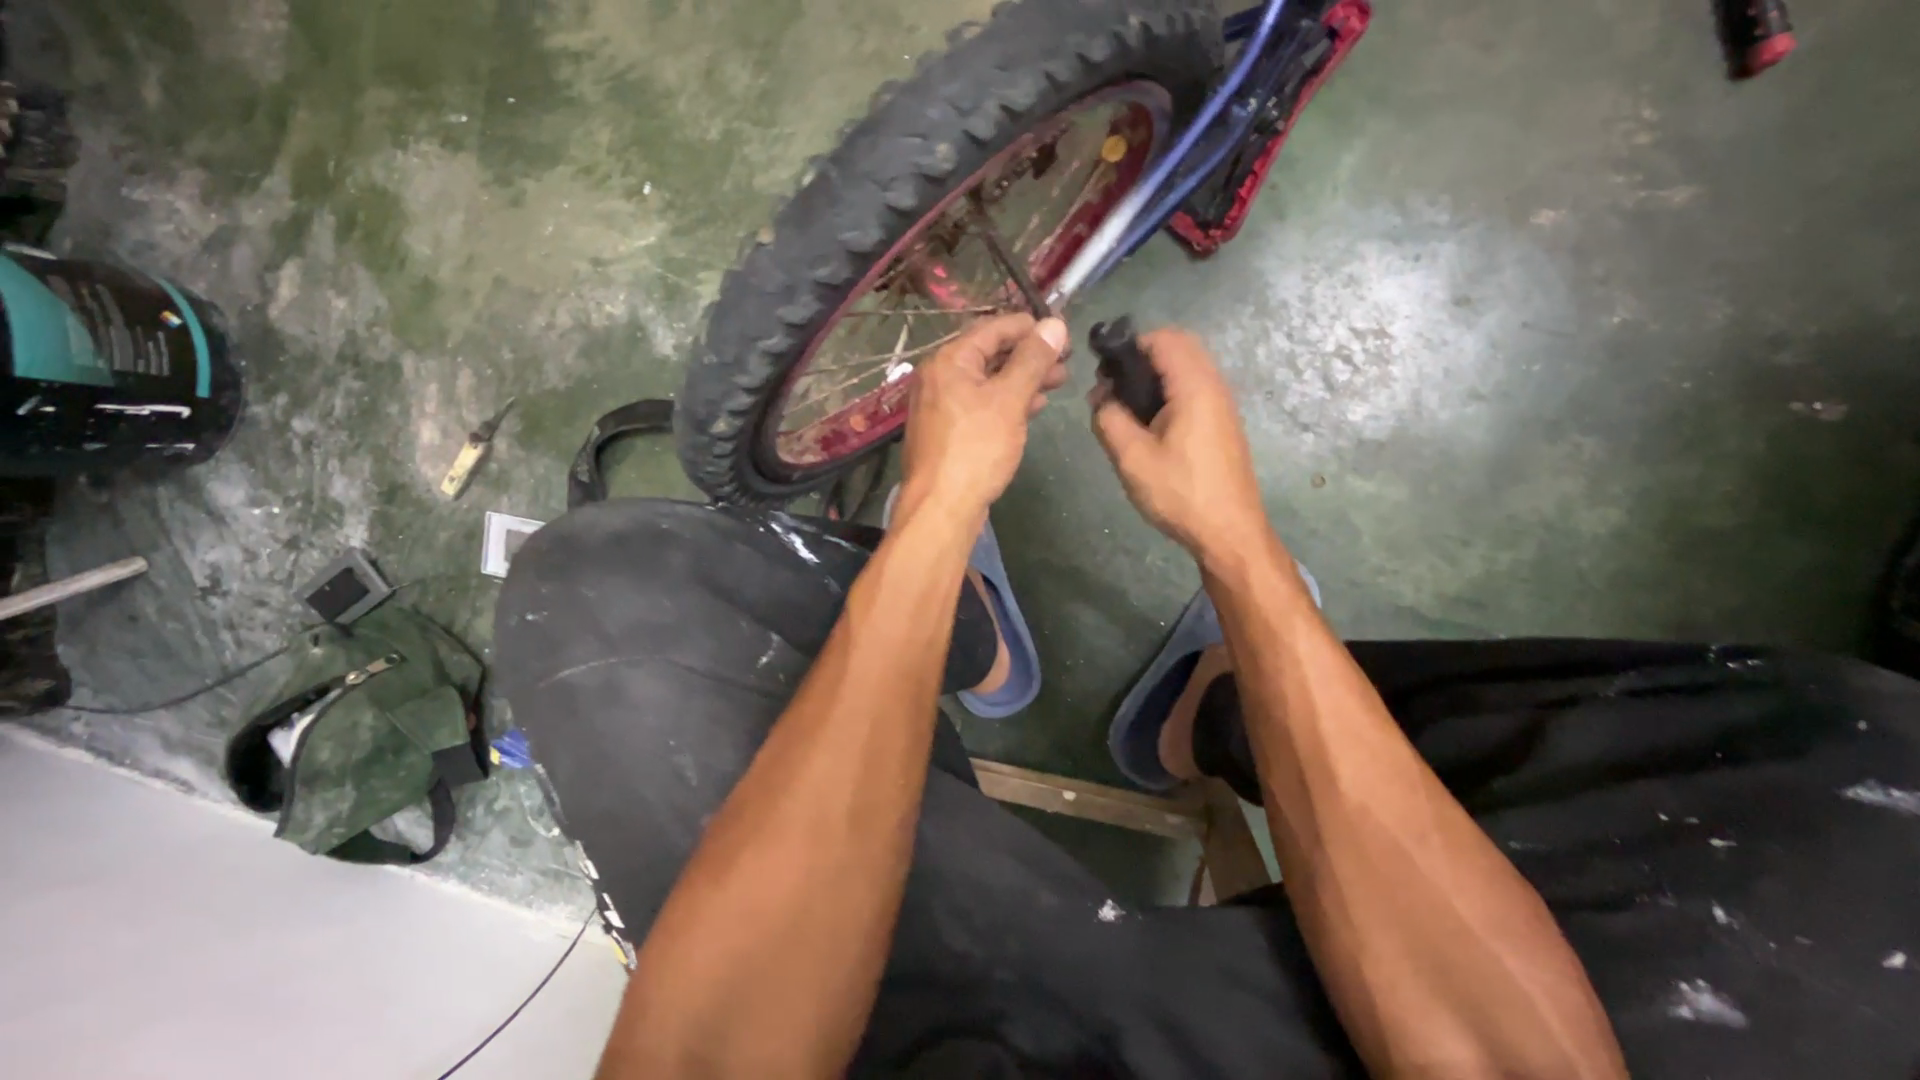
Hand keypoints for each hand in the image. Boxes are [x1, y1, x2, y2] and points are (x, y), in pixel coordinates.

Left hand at [898, 313, 1068, 520]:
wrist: (940, 507)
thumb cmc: (975, 449)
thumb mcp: (1010, 400)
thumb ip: (1033, 360)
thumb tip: (1054, 324)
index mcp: (949, 360)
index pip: (994, 327)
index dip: (1031, 327)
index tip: (1064, 333)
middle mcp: (939, 376)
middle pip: (990, 353)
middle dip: (1030, 355)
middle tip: (1067, 362)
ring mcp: (941, 404)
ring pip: (988, 381)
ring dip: (1022, 379)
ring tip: (1058, 383)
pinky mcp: (948, 430)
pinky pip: (981, 404)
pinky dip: (1007, 401)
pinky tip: (1032, 408)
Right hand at [1090, 326, 1272, 563]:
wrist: (1229, 532)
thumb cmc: (1180, 493)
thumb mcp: (1131, 457)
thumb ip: (1108, 418)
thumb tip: (1101, 397)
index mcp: (1195, 386)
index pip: (1162, 338)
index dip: (1129, 346)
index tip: (1104, 373)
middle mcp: (1214, 386)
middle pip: (1177, 348)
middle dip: (1141, 360)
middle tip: (1112, 390)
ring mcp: (1223, 405)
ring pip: (1186, 370)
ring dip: (1154, 379)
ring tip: (1125, 412)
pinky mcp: (1223, 425)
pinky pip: (1194, 391)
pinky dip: (1169, 394)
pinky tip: (1148, 428)